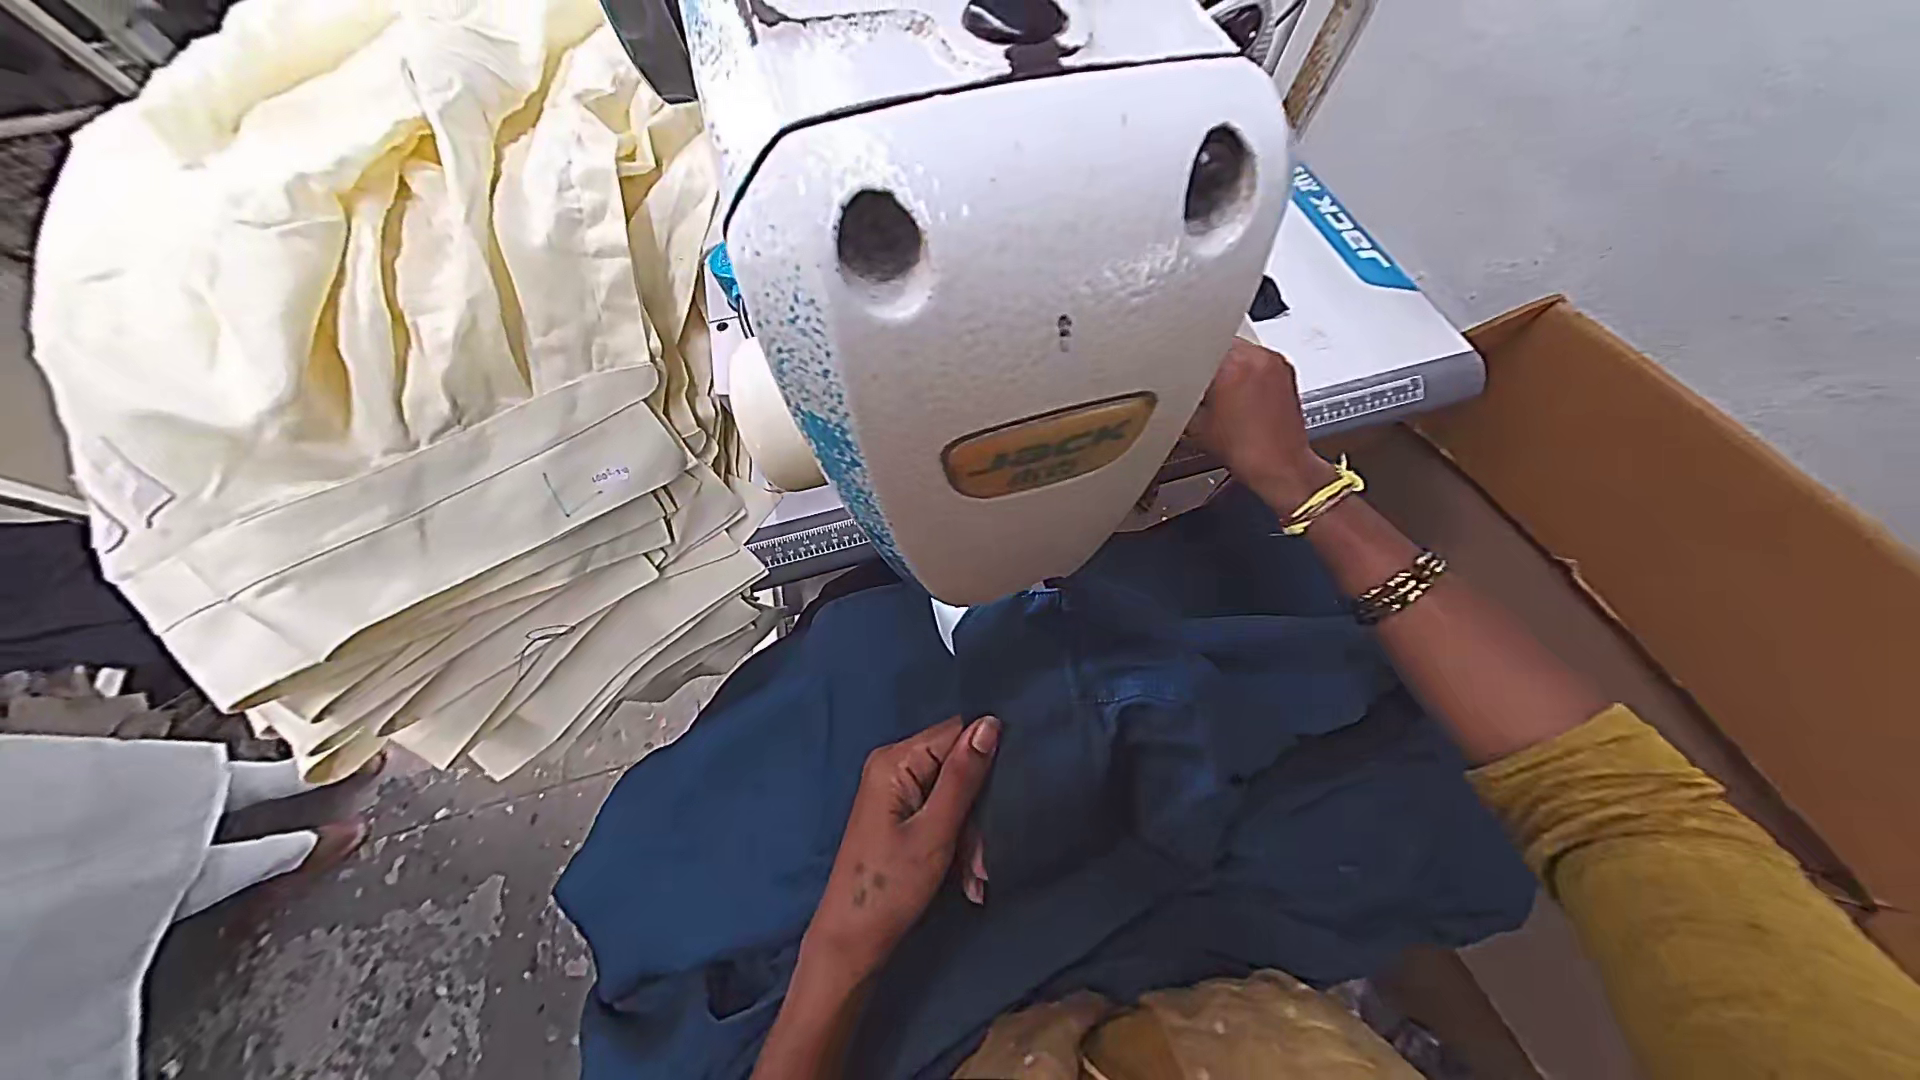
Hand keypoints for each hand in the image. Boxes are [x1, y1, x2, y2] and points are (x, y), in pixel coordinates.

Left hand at [801, 714, 1000, 978]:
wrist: (851, 942)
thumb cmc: (892, 887)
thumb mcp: (936, 830)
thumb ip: (963, 775)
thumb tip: (991, 722)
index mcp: (895, 760)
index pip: (956, 733)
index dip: (984, 760)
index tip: (1002, 798)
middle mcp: (892, 763)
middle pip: (956, 764)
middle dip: (977, 810)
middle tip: (982, 859)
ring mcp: (894, 788)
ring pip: (953, 792)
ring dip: (971, 833)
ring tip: (974, 876)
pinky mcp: (899, 811)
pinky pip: (940, 810)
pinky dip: (956, 839)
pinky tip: (965, 877)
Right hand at [1188, 338, 1336, 508]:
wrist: (1279, 464)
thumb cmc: (1246, 451)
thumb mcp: (1196, 425)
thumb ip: (1183, 398)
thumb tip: (1174, 388)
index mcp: (1231, 367)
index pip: (1197, 345)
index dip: (1183, 358)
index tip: (1176, 367)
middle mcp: (1256, 358)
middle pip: (1219, 343)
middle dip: (1204, 359)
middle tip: (1194, 380)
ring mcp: (1273, 362)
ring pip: (1238, 348)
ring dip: (1225, 363)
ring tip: (1218, 389)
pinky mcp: (1284, 369)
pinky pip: (1256, 359)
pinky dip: (1243, 369)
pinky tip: (1236, 393)